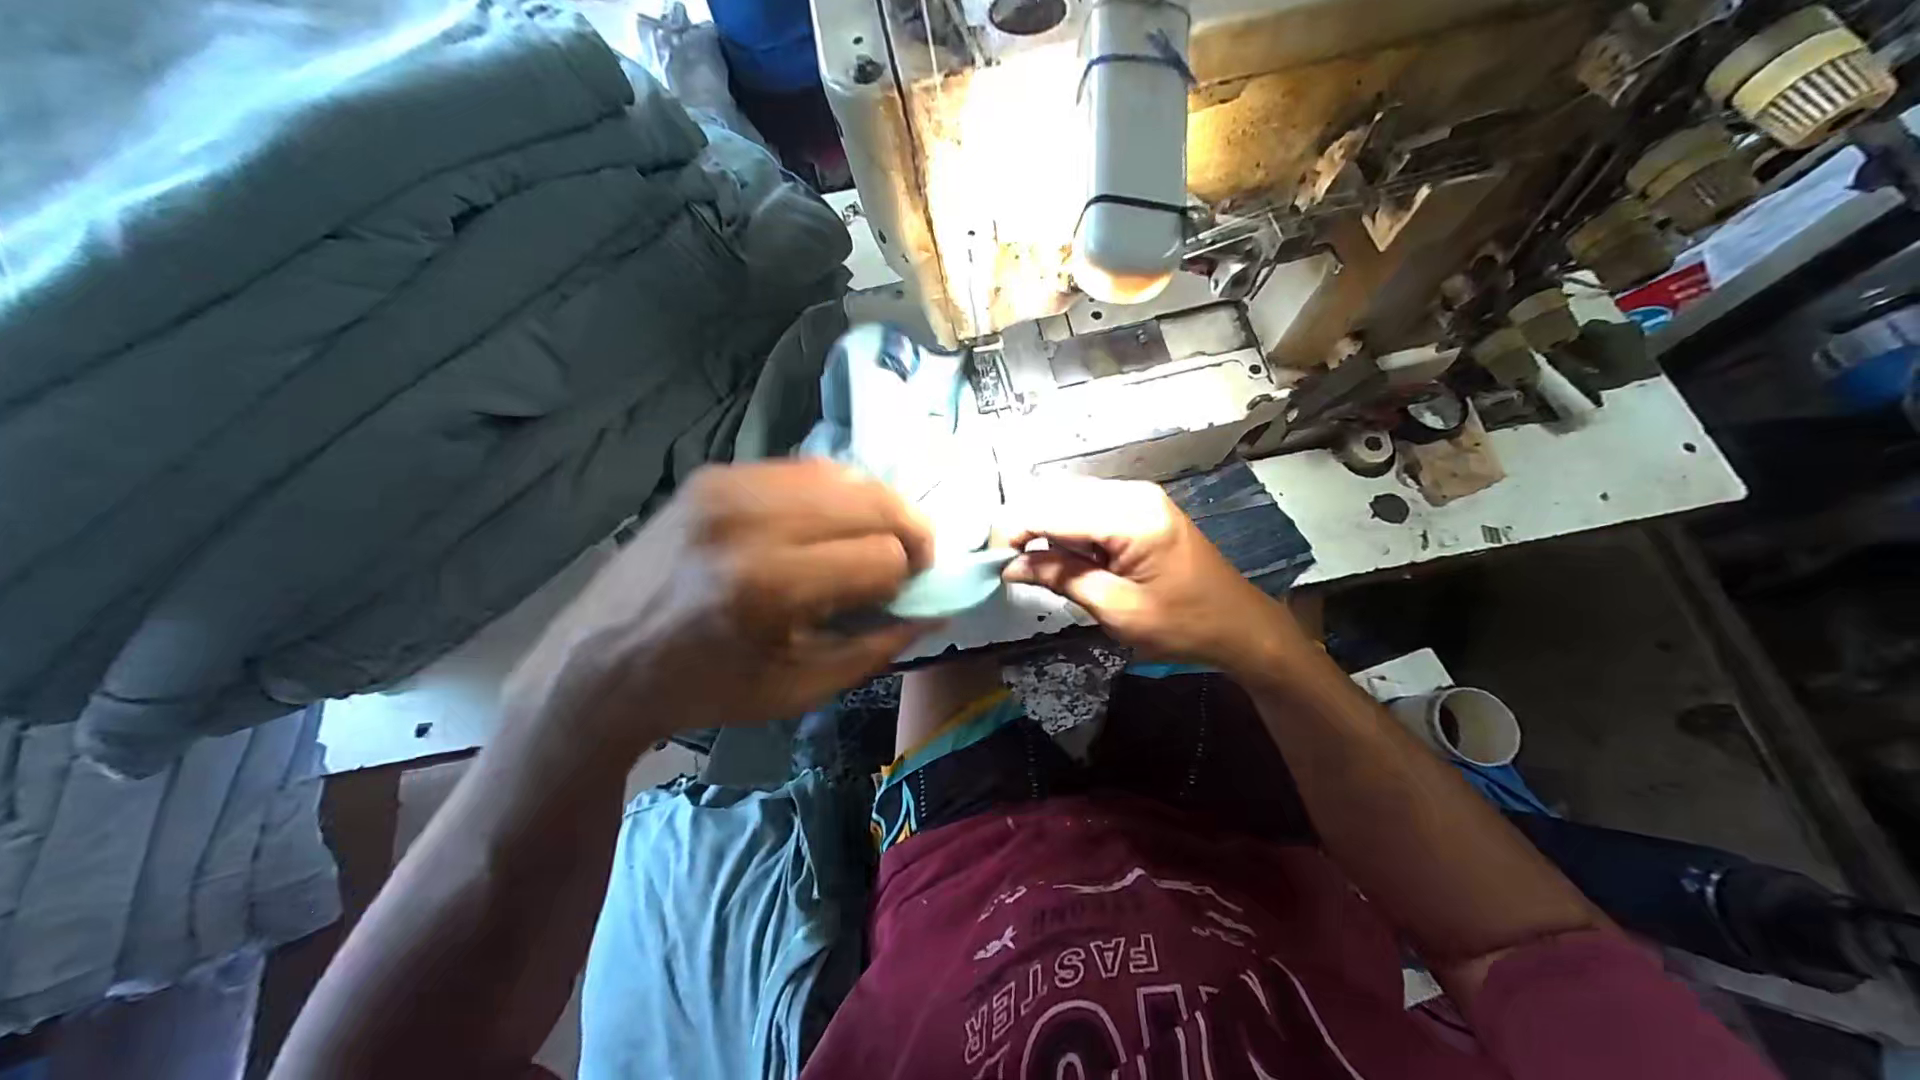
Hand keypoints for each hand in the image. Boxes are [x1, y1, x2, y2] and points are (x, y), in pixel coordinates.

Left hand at [505, 461, 934, 754]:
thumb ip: (878, 646)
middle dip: (907, 531)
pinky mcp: (714, 475)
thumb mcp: (799, 688)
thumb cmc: (703, 689)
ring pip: (843, 476)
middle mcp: (749, 521)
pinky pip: (802, 470)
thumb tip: (937, 607)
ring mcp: (726, 487)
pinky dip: (832, 495)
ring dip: (874, 509)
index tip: (907, 594)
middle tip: (909, 561)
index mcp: (768, 586)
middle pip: (872, 500)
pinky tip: (827, 526)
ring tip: (870, 542)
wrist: (599, 662)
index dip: (910, 577)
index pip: (882, 556)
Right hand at [999, 478, 1305, 672]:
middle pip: (1058, 495)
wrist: (1240, 626)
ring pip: (1069, 498)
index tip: (987, 556)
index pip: (1054, 510)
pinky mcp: (1139, 508)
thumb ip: (1062, 578)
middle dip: (1024, 524)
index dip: (1014, 529)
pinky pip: (1088, 508)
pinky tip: (1058, 554)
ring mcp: (1138, 497)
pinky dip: (1065, 528)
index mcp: (1132, 516)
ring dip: (1043, 525)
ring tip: (1024, 560)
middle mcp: (1133, 494)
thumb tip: (1012, 564)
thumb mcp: (1117, 609)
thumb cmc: (1182, 625)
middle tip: (1002, 560)